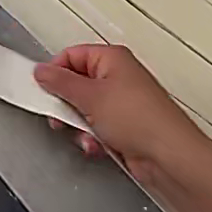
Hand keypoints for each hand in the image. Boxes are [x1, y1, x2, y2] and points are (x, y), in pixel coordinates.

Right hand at [34, 45, 204, 183]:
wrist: (169, 156)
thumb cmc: (141, 119)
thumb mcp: (89, 96)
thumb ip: (60, 82)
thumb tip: (42, 71)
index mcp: (111, 58)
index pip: (71, 56)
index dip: (55, 72)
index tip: (43, 89)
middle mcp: (118, 76)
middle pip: (76, 84)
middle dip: (67, 105)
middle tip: (60, 116)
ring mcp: (122, 102)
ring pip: (84, 109)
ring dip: (80, 126)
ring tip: (86, 134)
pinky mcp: (125, 125)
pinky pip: (97, 127)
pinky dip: (93, 137)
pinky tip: (98, 146)